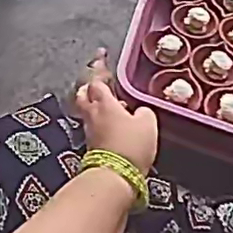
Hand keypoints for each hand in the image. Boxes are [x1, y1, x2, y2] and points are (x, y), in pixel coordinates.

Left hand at [74, 48, 157, 172]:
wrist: (115, 177)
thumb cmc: (131, 144)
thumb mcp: (148, 123)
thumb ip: (143, 111)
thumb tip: (138, 111)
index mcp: (103, 102)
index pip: (97, 79)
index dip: (99, 67)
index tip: (100, 55)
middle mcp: (92, 113)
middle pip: (84, 93)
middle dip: (90, 85)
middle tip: (100, 82)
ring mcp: (89, 129)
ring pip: (87, 109)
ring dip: (94, 103)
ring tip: (109, 104)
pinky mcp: (91, 145)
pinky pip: (93, 125)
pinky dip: (99, 120)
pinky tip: (112, 124)